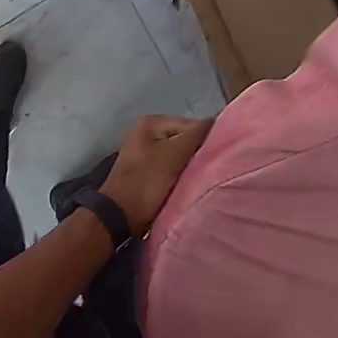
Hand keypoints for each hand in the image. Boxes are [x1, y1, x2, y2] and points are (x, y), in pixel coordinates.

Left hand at [100, 115, 212, 233]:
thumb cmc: (147, 182)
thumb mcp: (174, 155)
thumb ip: (196, 135)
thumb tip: (216, 120)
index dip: (206, 140)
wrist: (119, 216)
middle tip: (210, 169)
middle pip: (185, 139)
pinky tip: (186, 183)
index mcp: (152, 122)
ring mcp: (145, 152)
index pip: (192, 125)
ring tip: (200, 177)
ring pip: (179, 154)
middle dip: (197, 153)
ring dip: (190, 165)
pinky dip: (180, 174)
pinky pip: (171, 167)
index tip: (217, 158)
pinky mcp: (146, 170)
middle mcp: (147, 132)